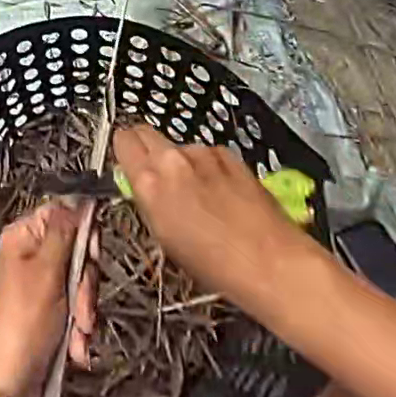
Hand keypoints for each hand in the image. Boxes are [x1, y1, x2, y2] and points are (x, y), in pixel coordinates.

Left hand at [0, 199, 97, 396]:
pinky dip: (78, 329)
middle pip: (76, 249)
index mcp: (24, 235)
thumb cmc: (24, 321)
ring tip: (78, 335)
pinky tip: (75, 349)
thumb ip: (65, 232)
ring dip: (84, 311)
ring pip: (79, 282)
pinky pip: (74, 308)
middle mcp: (31, 253)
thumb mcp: (47, 271)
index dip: (83, 232)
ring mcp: (40, 283)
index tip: (92, 255)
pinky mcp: (48, 311)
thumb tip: (79, 196)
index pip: (63, 212)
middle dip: (86, 283)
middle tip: (82, 308)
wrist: (7, 385)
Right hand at [112, 124, 317, 307]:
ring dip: (180, 162)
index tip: (129, 161)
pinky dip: (207, 167)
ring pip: (178, 146)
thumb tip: (141, 184)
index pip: (123, 140)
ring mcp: (203, 154)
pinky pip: (206, 153)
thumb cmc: (216, 264)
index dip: (125, 150)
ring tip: (198, 195)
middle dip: (146, 147)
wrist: (272, 264)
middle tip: (155, 173)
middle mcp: (173, 160)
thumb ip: (147, 199)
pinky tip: (221, 194)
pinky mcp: (229, 155)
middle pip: (145, 132)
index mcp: (149, 182)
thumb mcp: (163, 236)